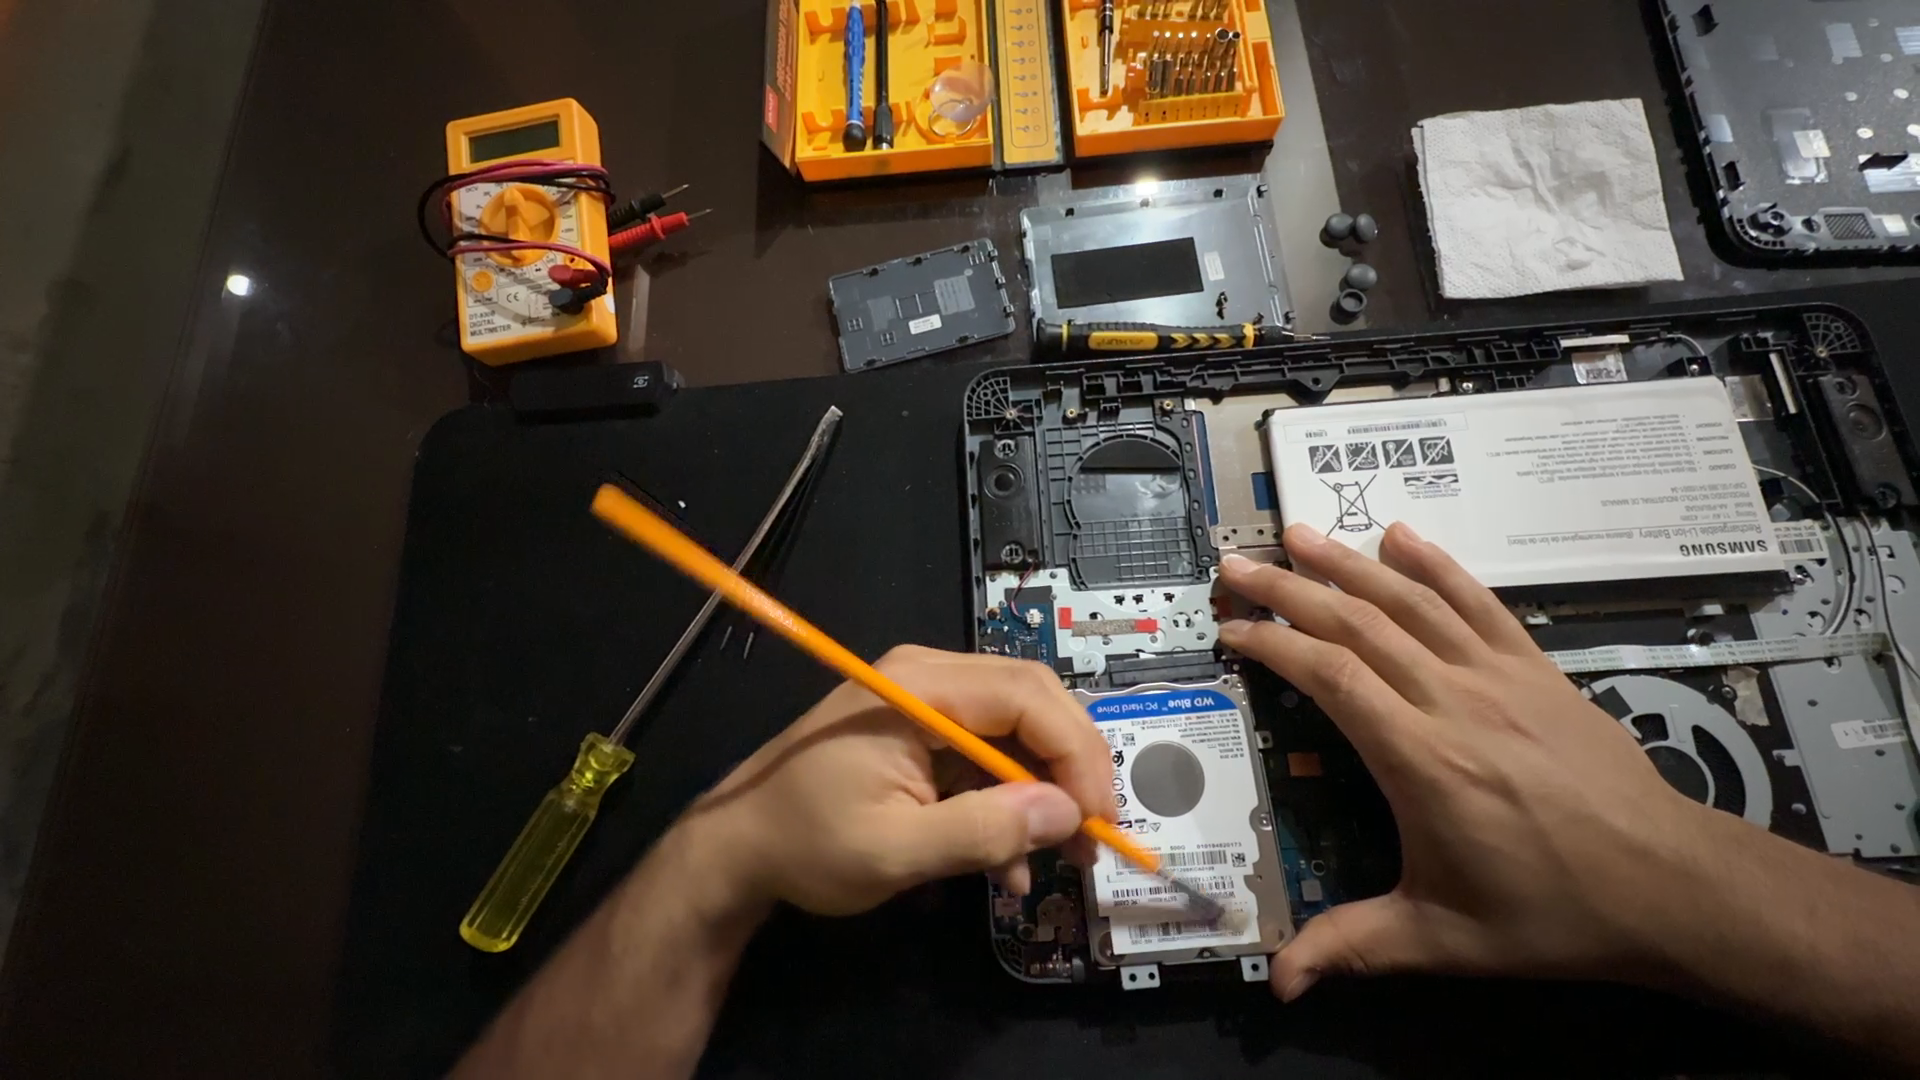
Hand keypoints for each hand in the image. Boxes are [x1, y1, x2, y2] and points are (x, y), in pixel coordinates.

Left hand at [687, 646, 1114, 915]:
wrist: (740, 846)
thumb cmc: (807, 843)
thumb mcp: (894, 850)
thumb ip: (981, 832)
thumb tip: (1067, 814)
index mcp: (920, 686)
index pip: (1026, 695)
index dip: (1076, 752)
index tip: (1099, 819)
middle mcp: (931, 676)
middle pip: (1032, 701)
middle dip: (1071, 766)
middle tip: (1094, 834)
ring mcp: (929, 700)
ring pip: (1018, 728)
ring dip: (1044, 790)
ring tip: (1060, 858)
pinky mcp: (926, 730)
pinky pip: (989, 752)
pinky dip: (1009, 800)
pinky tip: (1008, 859)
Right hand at [1219, 524, 1738, 1000]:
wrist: (1678, 889)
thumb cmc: (1552, 911)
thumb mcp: (1443, 938)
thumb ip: (1354, 946)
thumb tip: (1280, 981)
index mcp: (1421, 758)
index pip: (1330, 676)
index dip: (1273, 645)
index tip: (1230, 631)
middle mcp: (1453, 701)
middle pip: (1356, 624)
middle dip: (1288, 589)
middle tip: (1237, 566)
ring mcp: (1497, 676)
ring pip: (1409, 601)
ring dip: (1346, 563)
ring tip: (1298, 535)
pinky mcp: (1534, 667)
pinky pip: (1479, 602)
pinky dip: (1436, 564)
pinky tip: (1401, 534)